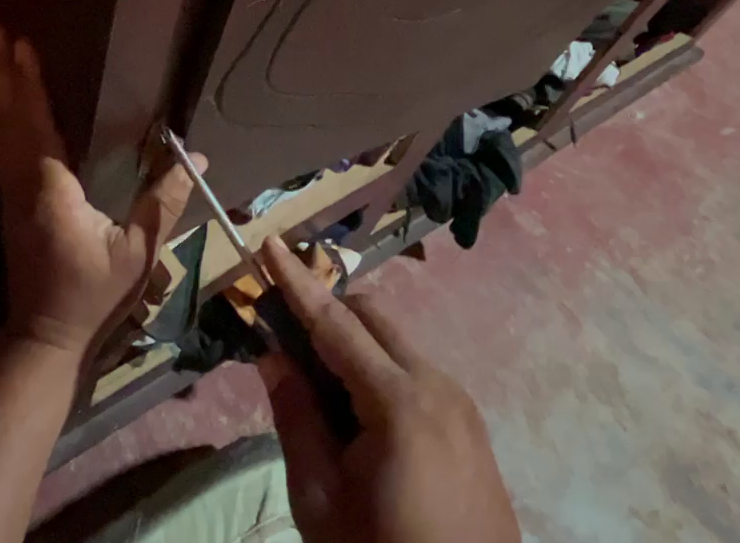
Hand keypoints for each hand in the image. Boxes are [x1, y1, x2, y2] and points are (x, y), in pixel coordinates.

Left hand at [0, 18, 200, 354]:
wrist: (45, 334)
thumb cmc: (93, 296)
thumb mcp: (139, 255)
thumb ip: (165, 204)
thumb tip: (198, 158)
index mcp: (52, 191)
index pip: (37, 125)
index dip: (29, 83)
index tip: (20, 44)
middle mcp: (23, 183)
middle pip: (7, 117)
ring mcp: (10, 191)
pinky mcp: (9, 199)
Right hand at [258, 236, 518, 542]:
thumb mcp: (321, 499)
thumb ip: (296, 417)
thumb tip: (273, 354)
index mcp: (399, 401)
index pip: (334, 322)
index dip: (295, 281)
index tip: (269, 241)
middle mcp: (437, 385)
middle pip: (371, 317)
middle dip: (324, 308)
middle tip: (280, 331)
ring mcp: (461, 405)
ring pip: (394, 342)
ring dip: (350, 342)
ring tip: (314, 383)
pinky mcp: (470, 427)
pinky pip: (414, 372)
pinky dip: (377, 368)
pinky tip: (355, 413)